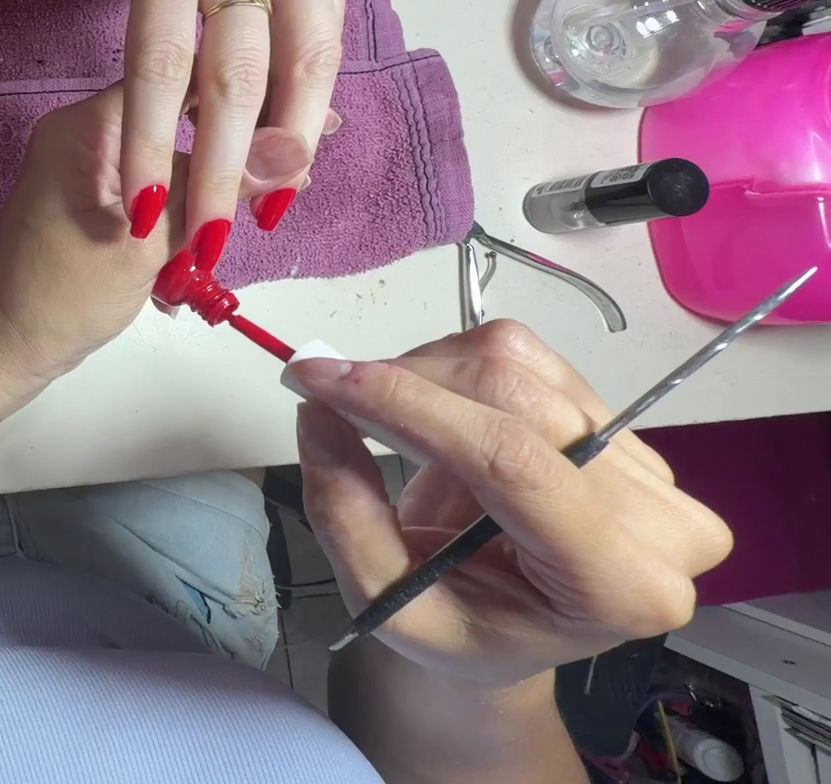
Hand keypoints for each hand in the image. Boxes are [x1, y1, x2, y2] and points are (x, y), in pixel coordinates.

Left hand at [0, 87, 322, 393]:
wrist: (10, 346)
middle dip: (232, 154)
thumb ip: (217, 191)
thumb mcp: (149, 243)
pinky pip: (151, 189)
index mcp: (83, 126)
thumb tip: (297, 147)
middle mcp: (82, 134)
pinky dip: (181, 215)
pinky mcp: (93, 198)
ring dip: (207, 195)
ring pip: (169, 162)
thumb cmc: (64, 295)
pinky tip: (207, 246)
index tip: (307, 120)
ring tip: (257, 219)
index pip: (176, 82)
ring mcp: (86, 167)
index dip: (245, 97)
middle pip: (177, 123)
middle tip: (295, 176)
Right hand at [287, 321, 733, 688]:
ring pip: (510, 361)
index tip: (315, 378)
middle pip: (510, 395)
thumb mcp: (381, 597)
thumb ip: (344, 514)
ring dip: (418, 368)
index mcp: (616, 584)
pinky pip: (516, 352)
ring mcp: (645, 463)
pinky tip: (427, 402)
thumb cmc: (454, 622)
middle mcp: (658, 519)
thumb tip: (317, 411)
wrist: (506, 621)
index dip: (407, 405)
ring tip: (379, 410)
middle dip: (399, 382)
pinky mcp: (612, 421)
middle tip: (326, 393)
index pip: (511, 460)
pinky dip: (445, 360)